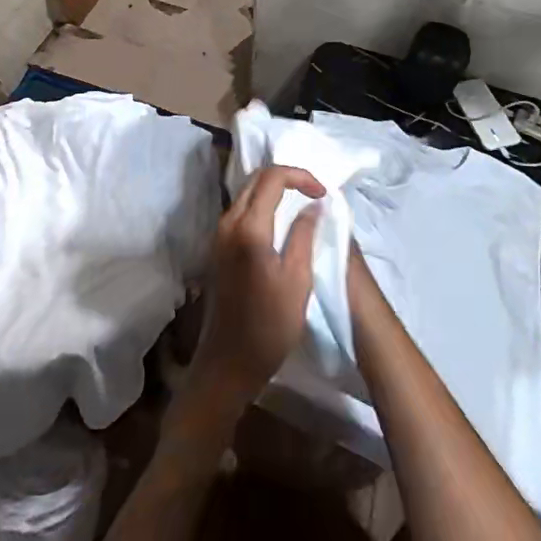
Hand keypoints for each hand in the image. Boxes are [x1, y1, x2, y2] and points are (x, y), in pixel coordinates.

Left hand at [189, 166, 326, 411]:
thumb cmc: (269, 326)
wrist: (227, 364)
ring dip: (273, 190)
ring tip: (301, 205)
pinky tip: (280, 223)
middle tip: (314, 194)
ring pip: (246, 194)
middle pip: (256, 179)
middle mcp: (228, 224)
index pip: (273, 178)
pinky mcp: (217, 249)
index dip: (301, 176)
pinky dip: (262, 205)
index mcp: (248, 228)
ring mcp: (218, 236)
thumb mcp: (298, 280)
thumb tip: (313, 207)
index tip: (323, 194)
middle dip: (287, 178)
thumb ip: (304, 235)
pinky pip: (240, 211)